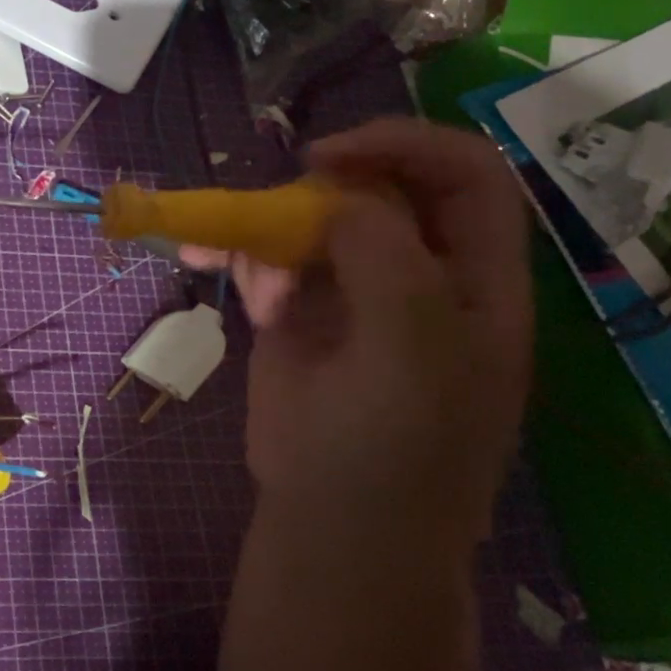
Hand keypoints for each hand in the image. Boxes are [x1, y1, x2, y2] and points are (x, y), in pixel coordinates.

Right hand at [185, 119, 530, 543]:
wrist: (333, 522)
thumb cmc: (392, 447)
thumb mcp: (412, 353)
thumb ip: (389, 263)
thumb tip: (340, 199)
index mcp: (472, 280)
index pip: (462, 178)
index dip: (403, 148)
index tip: (324, 157)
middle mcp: (415, 275)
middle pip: (374, 192)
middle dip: (313, 191)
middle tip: (262, 218)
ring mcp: (350, 295)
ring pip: (309, 224)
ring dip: (261, 225)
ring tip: (216, 250)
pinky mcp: (294, 317)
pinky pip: (265, 261)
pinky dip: (233, 251)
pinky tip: (199, 258)